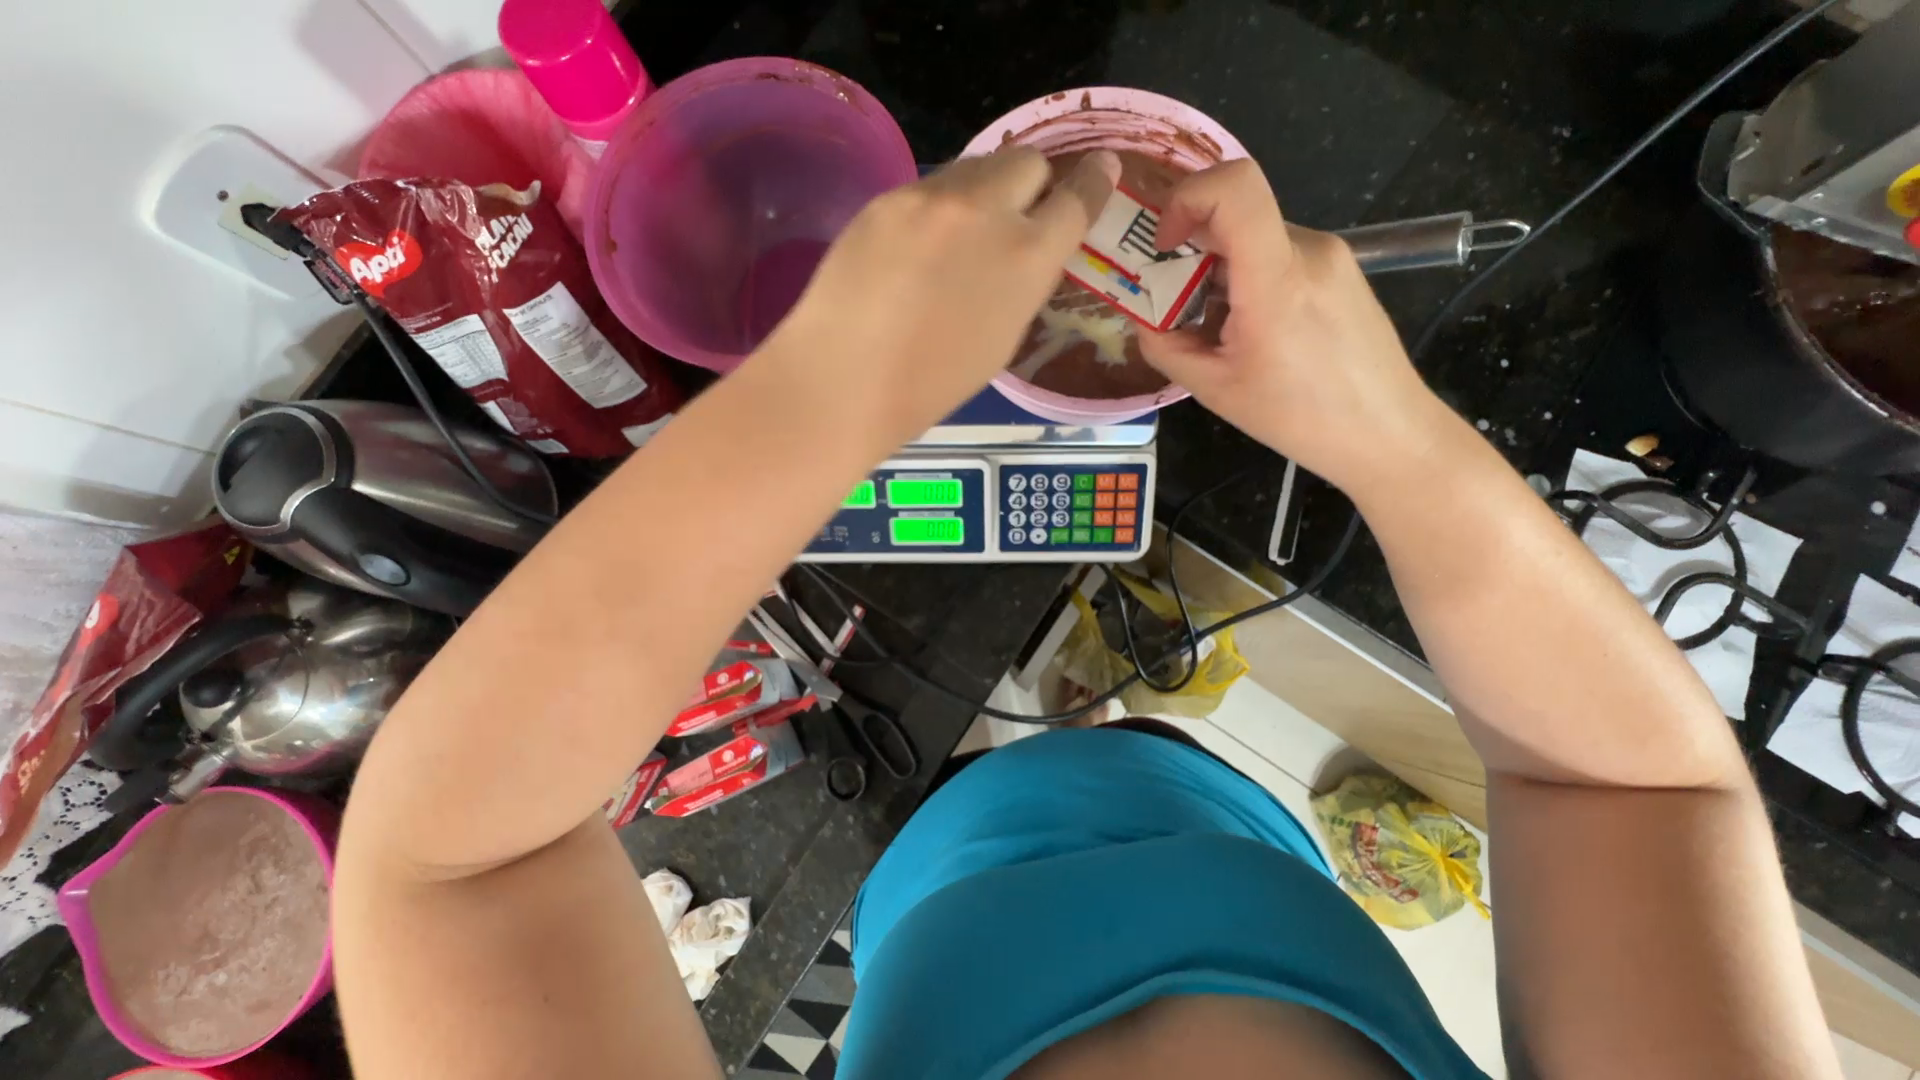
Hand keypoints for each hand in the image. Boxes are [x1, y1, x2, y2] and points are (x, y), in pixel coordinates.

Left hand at [755, 147, 1120, 444]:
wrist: (844, 378)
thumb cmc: (932, 382)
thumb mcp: (1003, 337)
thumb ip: (1022, 281)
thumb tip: (1021, 251)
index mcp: (1027, 257)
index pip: (1076, 199)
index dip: (1093, 181)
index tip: (1101, 167)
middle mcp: (986, 211)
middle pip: (1027, 161)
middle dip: (1032, 182)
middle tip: (1017, 212)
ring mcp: (931, 198)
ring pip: (976, 167)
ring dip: (983, 190)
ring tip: (961, 234)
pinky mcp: (886, 198)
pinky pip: (929, 188)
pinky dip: (937, 209)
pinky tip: (915, 247)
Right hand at [1138, 160, 1458, 492]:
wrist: (1387, 433)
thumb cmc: (1300, 417)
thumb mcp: (1215, 390)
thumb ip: (1166, 347)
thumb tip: (1143, 318)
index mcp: (1276, 278)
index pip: (1234, 187)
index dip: (1186, 197)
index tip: (1164, 242)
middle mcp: (1309, 250)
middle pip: (1235, 217)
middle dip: (1192, 250)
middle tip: (1173, 301)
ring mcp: (1331, 256)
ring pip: (1255, 238)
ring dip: (1220, 270)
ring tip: (1216, 328)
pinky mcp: (1342, 269)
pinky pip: (1279, 255)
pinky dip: (1249, 279)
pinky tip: (1252, 330)